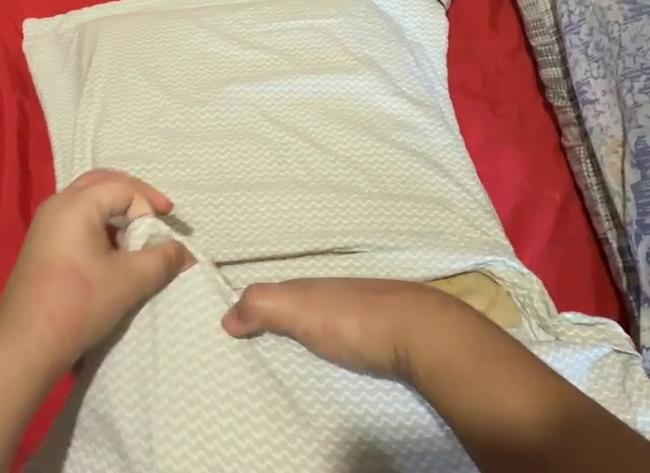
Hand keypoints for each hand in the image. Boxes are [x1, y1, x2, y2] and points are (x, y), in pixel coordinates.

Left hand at [0, 169, 194, 372]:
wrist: (24, 347)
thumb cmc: (77, 304)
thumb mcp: (129, 281)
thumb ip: (162, 260)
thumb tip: (185, 253)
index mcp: (76, 204)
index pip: (124, 188)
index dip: (149, 207)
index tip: (162, 236)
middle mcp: (57, 205)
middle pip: (103, 183)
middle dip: (135, 197)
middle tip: (158, 214)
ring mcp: (46, 225)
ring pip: (89, 201)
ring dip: (117, 212)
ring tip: (137, 237)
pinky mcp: (42, 246)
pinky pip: (78, 220)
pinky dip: (101, 226)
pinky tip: (113, 252)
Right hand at [220, 277, 462, 379]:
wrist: (424, 334)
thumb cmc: (355, 318)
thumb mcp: (300, 307)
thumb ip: (263, 305)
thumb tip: (225, 316)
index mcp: (315, 287)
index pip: (279, 293)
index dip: (259, 306)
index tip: (237, 326)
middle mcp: (339, 295)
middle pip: (305, 306)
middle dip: (285, 319)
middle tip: (261, 345)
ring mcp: (368, 314)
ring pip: (332, 321)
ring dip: (315, 334)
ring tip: (296, 359)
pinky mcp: (391, 339)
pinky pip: (355, 341)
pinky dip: (341, 348)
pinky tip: (340, 362)